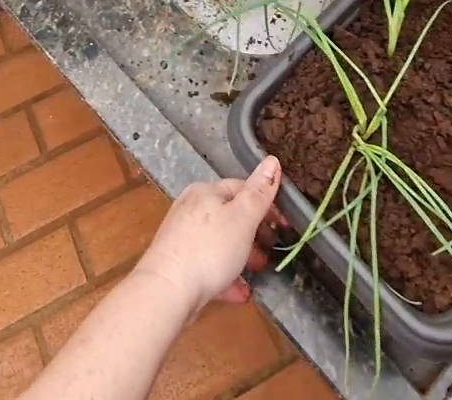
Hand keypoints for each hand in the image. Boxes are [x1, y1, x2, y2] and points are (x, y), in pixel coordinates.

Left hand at [131, 156, 290, 310]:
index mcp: (205, 192)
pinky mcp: (179, 264)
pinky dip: (226, 276)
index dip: (264, 203)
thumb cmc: (210, 248)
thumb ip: (259, 192)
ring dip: (242, 255)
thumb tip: (272, 160)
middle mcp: (191, 209)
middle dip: (253, 232)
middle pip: (229, 215)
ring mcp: (182, 237)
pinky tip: (241, 292)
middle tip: (272, 248)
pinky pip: (209, 266)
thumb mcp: (242, 218)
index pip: (240, 188)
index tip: (283, 223)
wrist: (168, 290)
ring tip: (258, 270)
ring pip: (219, 241)